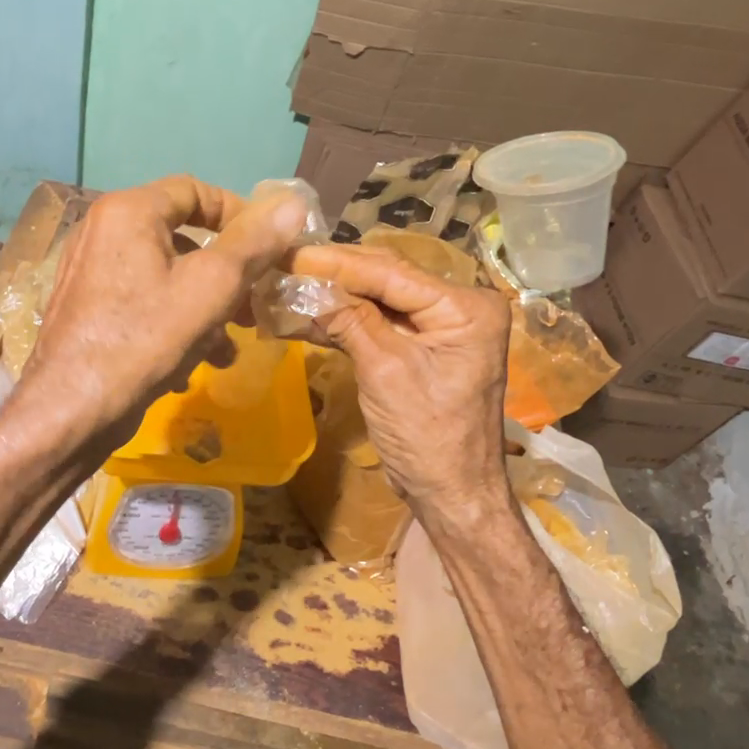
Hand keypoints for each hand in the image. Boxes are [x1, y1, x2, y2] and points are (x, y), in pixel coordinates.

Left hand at [12, 176, 310, 460]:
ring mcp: (90, 273)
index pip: (194, 190)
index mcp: (128, 211)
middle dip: (226, 275)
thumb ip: (253, 243)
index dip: (238, 214)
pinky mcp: (88, 311)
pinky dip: (173, 325)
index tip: (268, 248)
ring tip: (227, 347)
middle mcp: (102, 232)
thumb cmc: (145, 338)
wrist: (72, 409)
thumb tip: (293, 204)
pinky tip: (191, 364)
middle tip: (254, 306)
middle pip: (181, 238)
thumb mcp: (213, 287)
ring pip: (166, 277)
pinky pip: (143, 304)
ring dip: (205, 308)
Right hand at [287, 245, 510, 529]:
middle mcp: (460, 305)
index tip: (289, 253)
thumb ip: (348, 321)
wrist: (452, 494)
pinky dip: (344, 320)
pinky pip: (379, 321)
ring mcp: (441, 326)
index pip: (391, 272)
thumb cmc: (427, 437)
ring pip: (377, 297)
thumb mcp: (384, 372)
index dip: (336, 264)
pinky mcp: (422, 345)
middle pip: (385, 277)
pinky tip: (304, 316)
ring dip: (333, 297)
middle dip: (332, 275)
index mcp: (466, 306)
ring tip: (284, 286)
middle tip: (282, 265)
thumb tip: (302, 285)